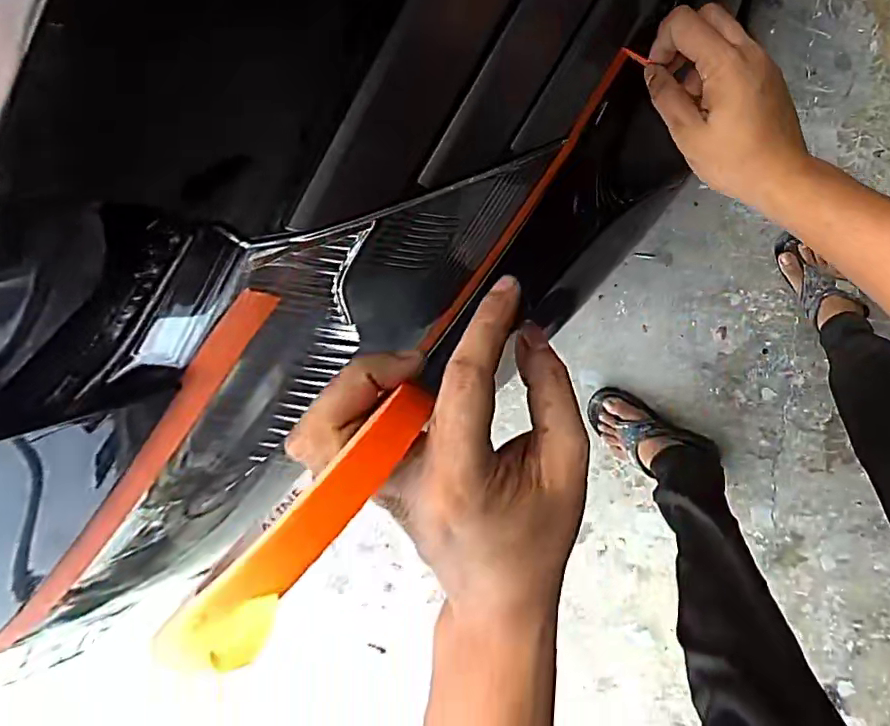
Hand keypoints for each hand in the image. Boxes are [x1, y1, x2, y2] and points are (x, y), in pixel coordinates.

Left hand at [285, 276, 589, 627]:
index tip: (505, 293)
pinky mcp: (371, 486)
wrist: (499, 595)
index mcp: (460, 479)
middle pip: (346, 418)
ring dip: (357, 387)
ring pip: (321, 431)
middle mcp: (402, 485)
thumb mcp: (568, 459)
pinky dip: (354, 405)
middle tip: (425, 360)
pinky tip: (401, 398)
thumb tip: (526, 337)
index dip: (487, 327)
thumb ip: (552, 390)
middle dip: (382, 368)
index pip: (462, 383)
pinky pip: (334, 439)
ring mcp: (376, 490)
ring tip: (408, 377)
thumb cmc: (537, 536)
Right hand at [644, 3, 815, 210]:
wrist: (785, 178)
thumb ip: (665, 96)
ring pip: (725, 30)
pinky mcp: (770, 74)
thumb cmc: (739, 162)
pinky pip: (739, 50)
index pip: (684, 21)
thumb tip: (653, 73)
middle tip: (672, 70)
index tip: (658, 70)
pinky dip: (719, 60)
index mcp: (727, 63)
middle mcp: (750, 53)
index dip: (661, 41)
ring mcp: (764, 62)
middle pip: (708, 13)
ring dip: (701, 49)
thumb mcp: (689, 134)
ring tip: (692, 93)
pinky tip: (713, 99)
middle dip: (682, 35)